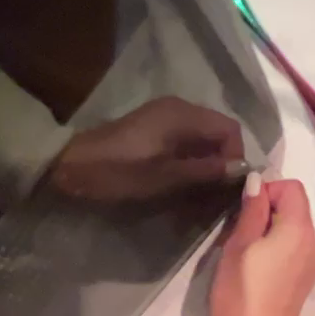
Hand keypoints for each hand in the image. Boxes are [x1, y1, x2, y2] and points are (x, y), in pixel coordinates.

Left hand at [46, 97, 245, 201]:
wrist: (74, 166)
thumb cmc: (121, 172)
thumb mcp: (166, 177)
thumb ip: (205, 172)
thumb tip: (240, 172)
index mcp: (183, 115)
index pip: (230, 130)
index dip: (236, 158)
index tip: (228, 188)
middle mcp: (179, 111)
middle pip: (217, 137)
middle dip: (221, 169)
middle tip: (215, 202)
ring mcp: (165, 121)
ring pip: (202, 146)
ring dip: (205, 173)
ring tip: (198, 204)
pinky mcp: (155, 133)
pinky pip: (185, 149)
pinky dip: (189, 170)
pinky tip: (183, 194)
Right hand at [209, 177, 314, 315]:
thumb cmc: (241, 295)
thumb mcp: (238, 247)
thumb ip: (251, 211)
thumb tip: (258, 182)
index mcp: (300, 231)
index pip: (292, 188)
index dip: (267, 190)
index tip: (245, 211)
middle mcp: (314, 244)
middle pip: (295, 209)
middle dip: (268, 212)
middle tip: (240, 234)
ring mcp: (312, 266)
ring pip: (293, 232)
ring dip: (270, 232)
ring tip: (246, 254)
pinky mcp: (305, 283)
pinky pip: (294, 252)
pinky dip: (277, 250)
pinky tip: (257, 270)